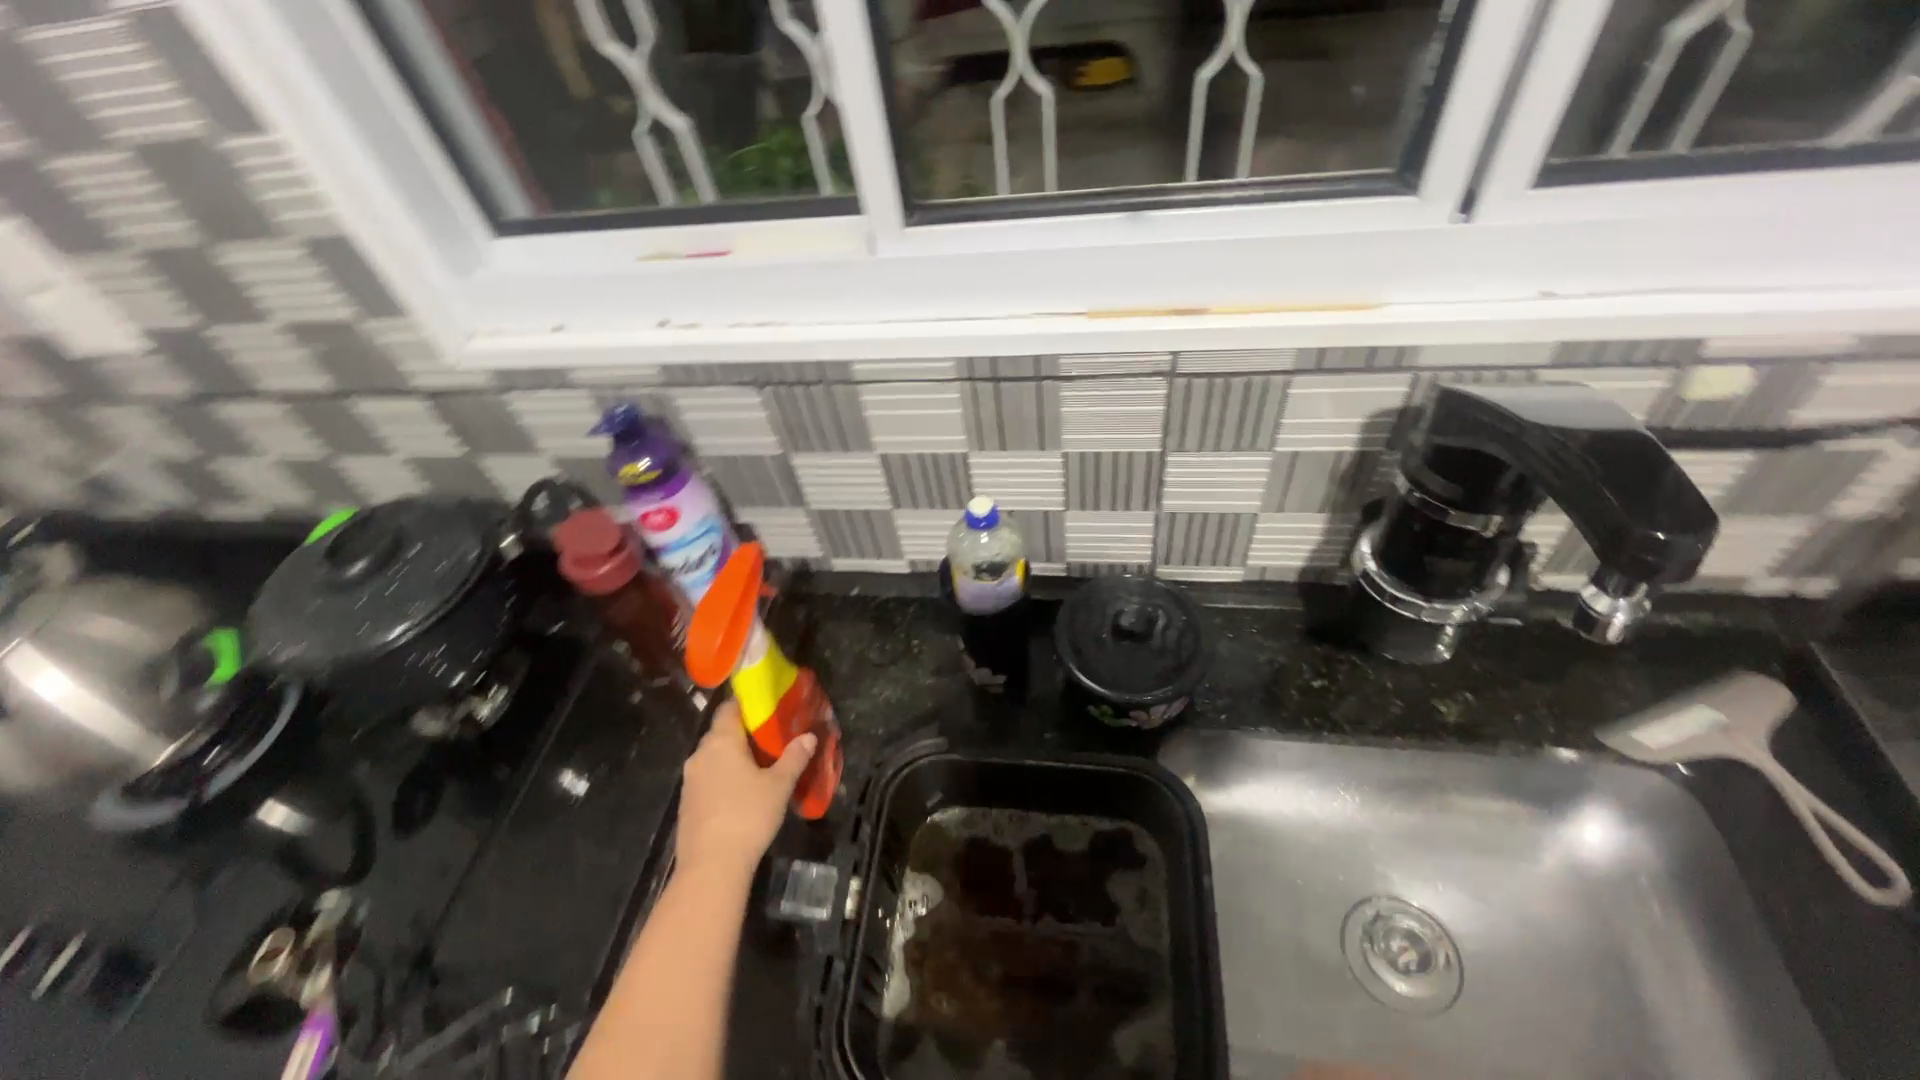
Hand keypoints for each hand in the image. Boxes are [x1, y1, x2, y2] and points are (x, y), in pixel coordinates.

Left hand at [675, 700, 816, 882]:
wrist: (711, 865)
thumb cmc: (748, 816)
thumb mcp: (779, 786)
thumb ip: (794, 758)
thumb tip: (809, 736)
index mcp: (721, 742)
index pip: (730, 708)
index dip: (748, 704)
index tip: (769, 707)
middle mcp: (700, 754)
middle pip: (721, 732)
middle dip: (745, 733)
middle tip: (771, 739)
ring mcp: (690, 779)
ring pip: (714, 756)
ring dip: (734, 757)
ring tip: (760, 766)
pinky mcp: (687, 802)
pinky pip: (708, 777)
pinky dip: (724, 777)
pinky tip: (742, 792)